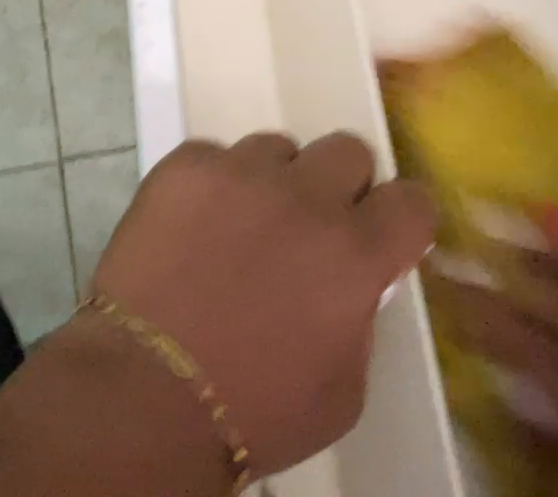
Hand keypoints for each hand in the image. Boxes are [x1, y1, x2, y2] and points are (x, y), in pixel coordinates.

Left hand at [86, 132, 437, 475]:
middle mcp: (303, 198)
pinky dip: (209, 183)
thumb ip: (358, 318)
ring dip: (269, 181)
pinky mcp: (181, 168)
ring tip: (237, 225)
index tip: (379, 235)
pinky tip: (190, 224)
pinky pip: (210, 155)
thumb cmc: (254, 408)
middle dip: (337, 185)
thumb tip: (350, 283)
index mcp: (355, 253)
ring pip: (274, 148)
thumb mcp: (343, 389)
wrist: (147, 389)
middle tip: (307, 225)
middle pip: (345, 151)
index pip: (410, 201)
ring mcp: (238, 174)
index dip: (398, 219)